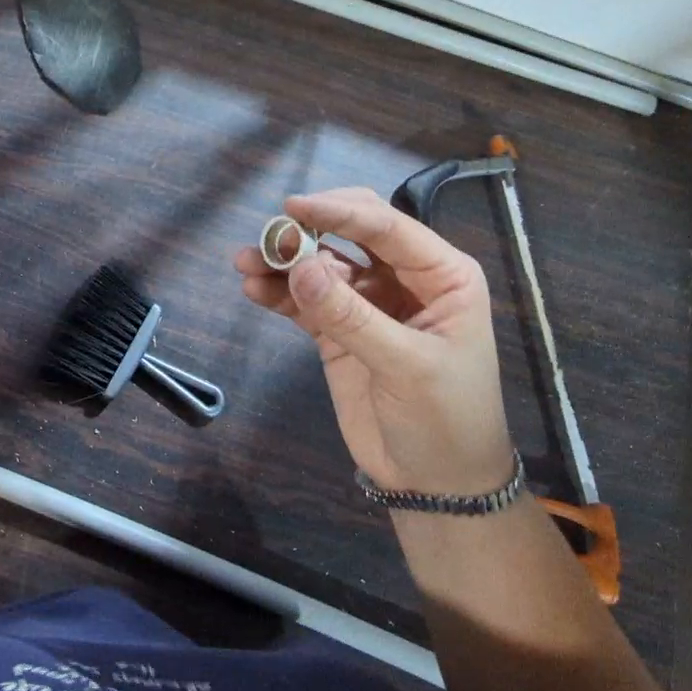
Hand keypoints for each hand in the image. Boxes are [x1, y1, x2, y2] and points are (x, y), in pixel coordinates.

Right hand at [235, 188, 513, 496]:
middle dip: (308, 231)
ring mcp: (367, 303)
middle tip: (269, 238)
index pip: (387, 228)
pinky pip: (303, 300)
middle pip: (350, 234)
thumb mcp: (407, 366)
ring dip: (283, 261)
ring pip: (319, 264)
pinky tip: (253, 289)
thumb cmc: (445, 419)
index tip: (292, 206)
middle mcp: (403, 279)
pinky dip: (278, 292)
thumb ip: (351, 316)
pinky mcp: (337, 330)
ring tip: (246, 263)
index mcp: (442, 275)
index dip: (338, 212)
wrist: (437, 484)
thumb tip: (299, 267)